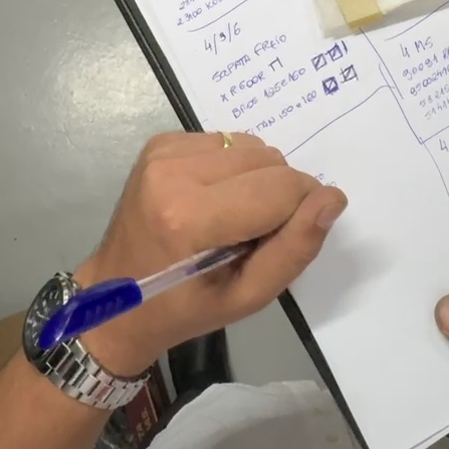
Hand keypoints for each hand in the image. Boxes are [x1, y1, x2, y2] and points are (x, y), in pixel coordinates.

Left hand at [74, 132, 347, 375]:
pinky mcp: (159, 142)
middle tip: (253, 232)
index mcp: (190, 217)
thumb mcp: (248, 296)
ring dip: (255, 176)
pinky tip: (212, 197)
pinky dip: (231, 166)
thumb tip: (331, 199)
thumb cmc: (185, 307)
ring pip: (248, 145)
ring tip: (232, 215)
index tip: (287, 235)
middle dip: (277, 193)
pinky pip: (223, 140)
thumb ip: (295, 247)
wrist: (117, 298)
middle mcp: (173, 172)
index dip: (301, 208)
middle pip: (267, 159)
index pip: (281, 187)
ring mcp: (162, 152)